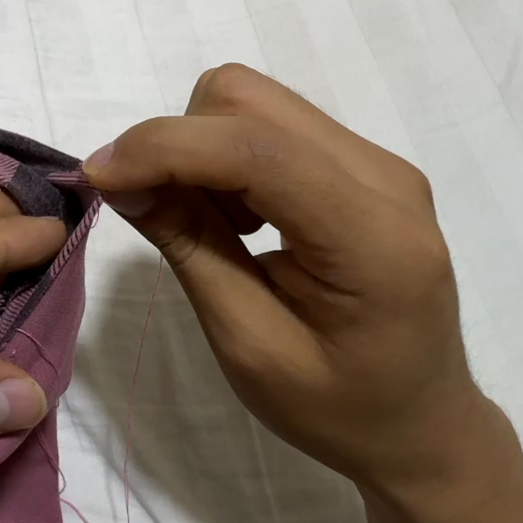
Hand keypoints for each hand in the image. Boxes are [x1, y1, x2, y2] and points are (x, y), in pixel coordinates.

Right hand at [84, 64, 522, 522]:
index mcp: (372, 240)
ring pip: (249, 98)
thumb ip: (185, 245)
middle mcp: (383, 176)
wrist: (422, 425)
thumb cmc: (337, 406)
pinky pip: (265, 116)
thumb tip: (113, 174)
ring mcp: (376, 160)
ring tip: (215, 221)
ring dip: (198, 146)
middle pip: (245, 100)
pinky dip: (223, 150)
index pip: (255, 152)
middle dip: (178, 144)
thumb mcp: (246, 342)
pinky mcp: (359, 158)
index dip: (163, 148)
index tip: (99, 177)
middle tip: (164, 211)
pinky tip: (241, 213)